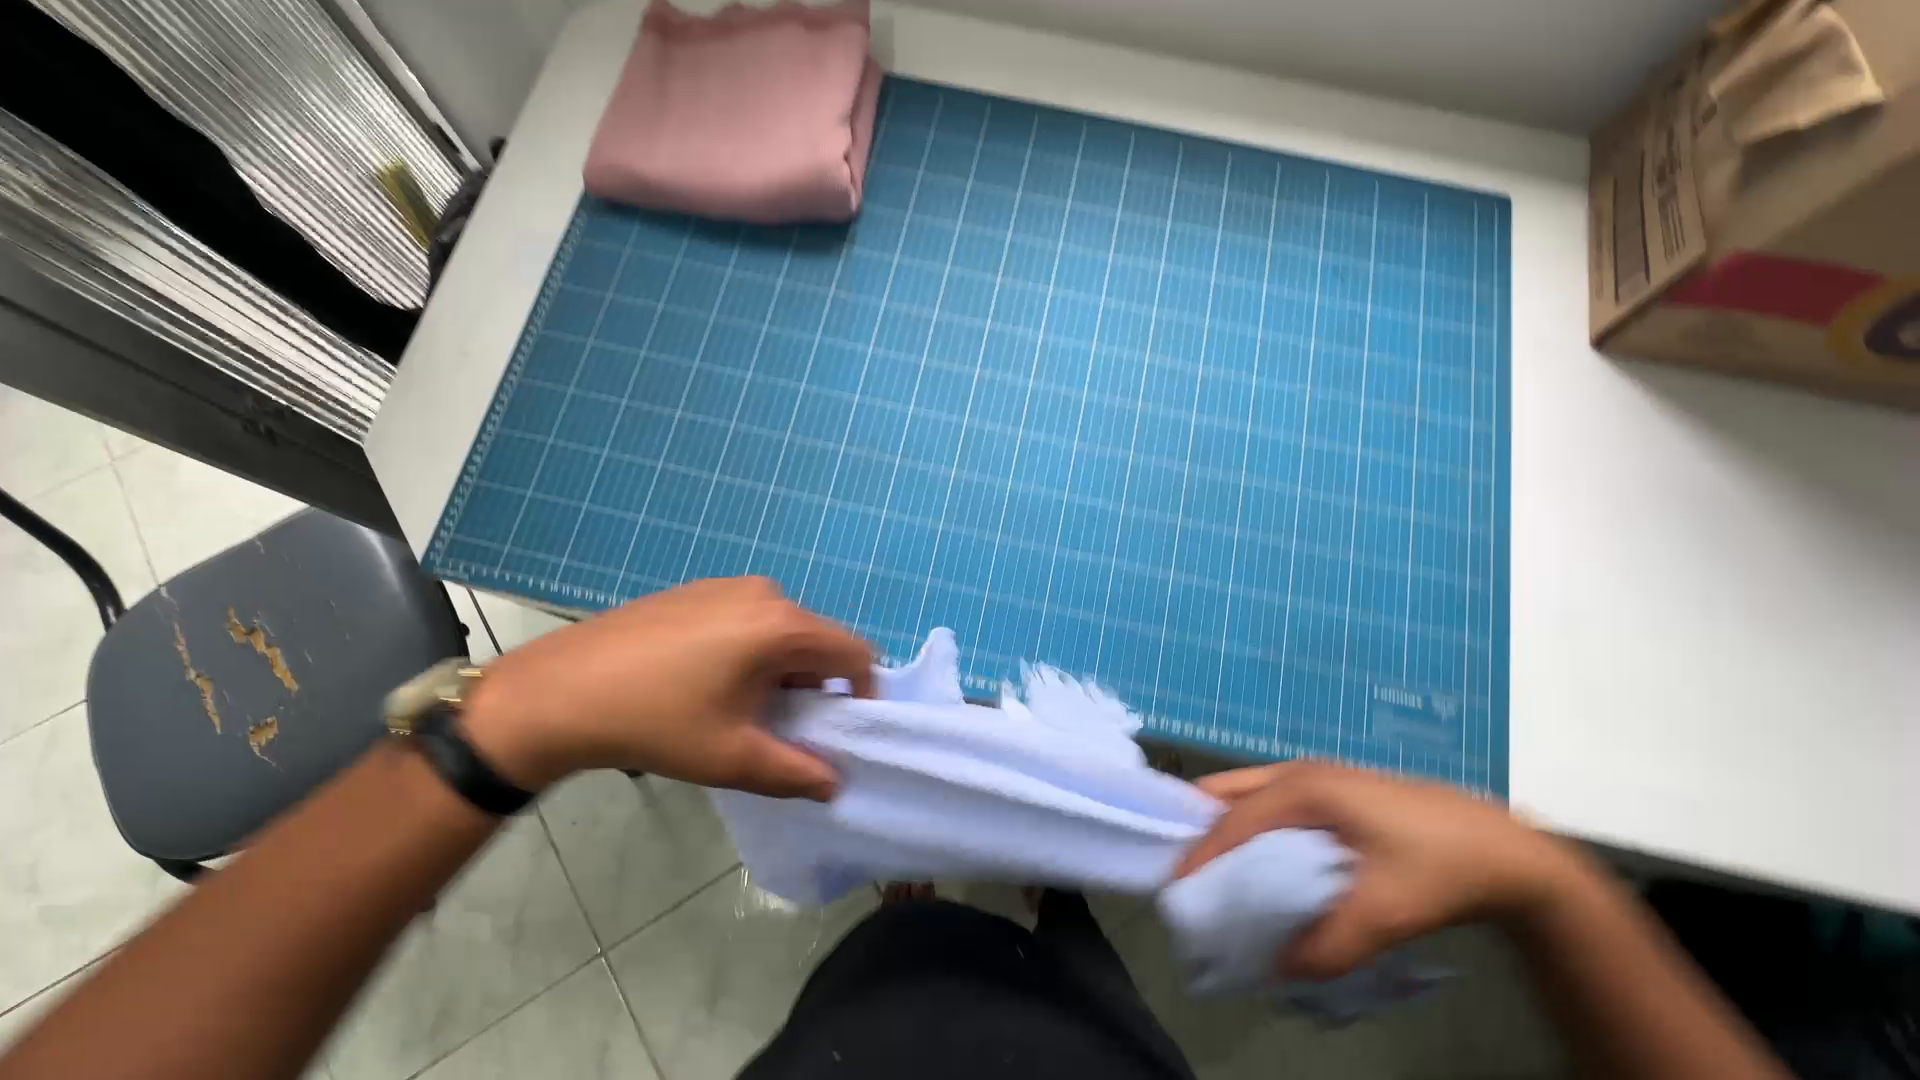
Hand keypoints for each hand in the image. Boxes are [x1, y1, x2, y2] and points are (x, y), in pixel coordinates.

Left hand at [459, 577, 872, 798]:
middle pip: (818, 640)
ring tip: (742, 709)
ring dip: (782, 669)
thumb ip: (797, 773)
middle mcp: (763, 592)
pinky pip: (748, 618)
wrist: (559, 692)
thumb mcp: (732, 758)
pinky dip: (750, 651)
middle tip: (785, 727)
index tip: (839, 731)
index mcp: (781, 625)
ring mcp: (725, 585)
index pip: (856, 652)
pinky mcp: (695, 589)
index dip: (862, 693)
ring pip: (782, 630)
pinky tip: (707, 683)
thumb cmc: (656, 723)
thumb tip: (835, 784)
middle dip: (816, 685)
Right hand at [1175, 762, 1589, 978]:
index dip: (1199, 852)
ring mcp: (1321, 775)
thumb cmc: (1439, 870)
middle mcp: (1304, 772)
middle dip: (1199, 823)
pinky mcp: (1337, 790)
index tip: (1174, 886)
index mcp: (1306, 790)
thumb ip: (1328, 945)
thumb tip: (1277, 969)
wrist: (1507, 850)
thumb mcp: (1385, 914)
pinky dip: (1251, 822)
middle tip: (1183, 867)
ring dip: (1225, 822)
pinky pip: (1273, 799)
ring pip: (1250, 791)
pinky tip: (1259, 857)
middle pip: (1229, 789)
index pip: (1233, 818)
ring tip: (1213, 866)